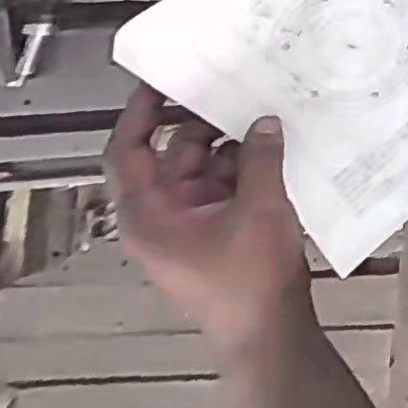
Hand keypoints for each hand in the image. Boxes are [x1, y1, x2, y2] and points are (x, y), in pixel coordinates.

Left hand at [105, 86, 312, 351]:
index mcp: (150, 214)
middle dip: (206, 121)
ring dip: (236, 140)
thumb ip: (261, 158)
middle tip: (239, 86)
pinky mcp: (224, 222)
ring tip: (268, 111)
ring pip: (209, 163)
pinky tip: (279, 141)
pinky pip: (231, 178)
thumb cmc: (248, 275)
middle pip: (175, 152)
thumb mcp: (259, 208)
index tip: (161, 80)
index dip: (140, 113)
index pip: (129, 152)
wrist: (269, 328)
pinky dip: (251, 160)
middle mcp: (166, 212)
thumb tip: (265, 120)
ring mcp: (196, 217)